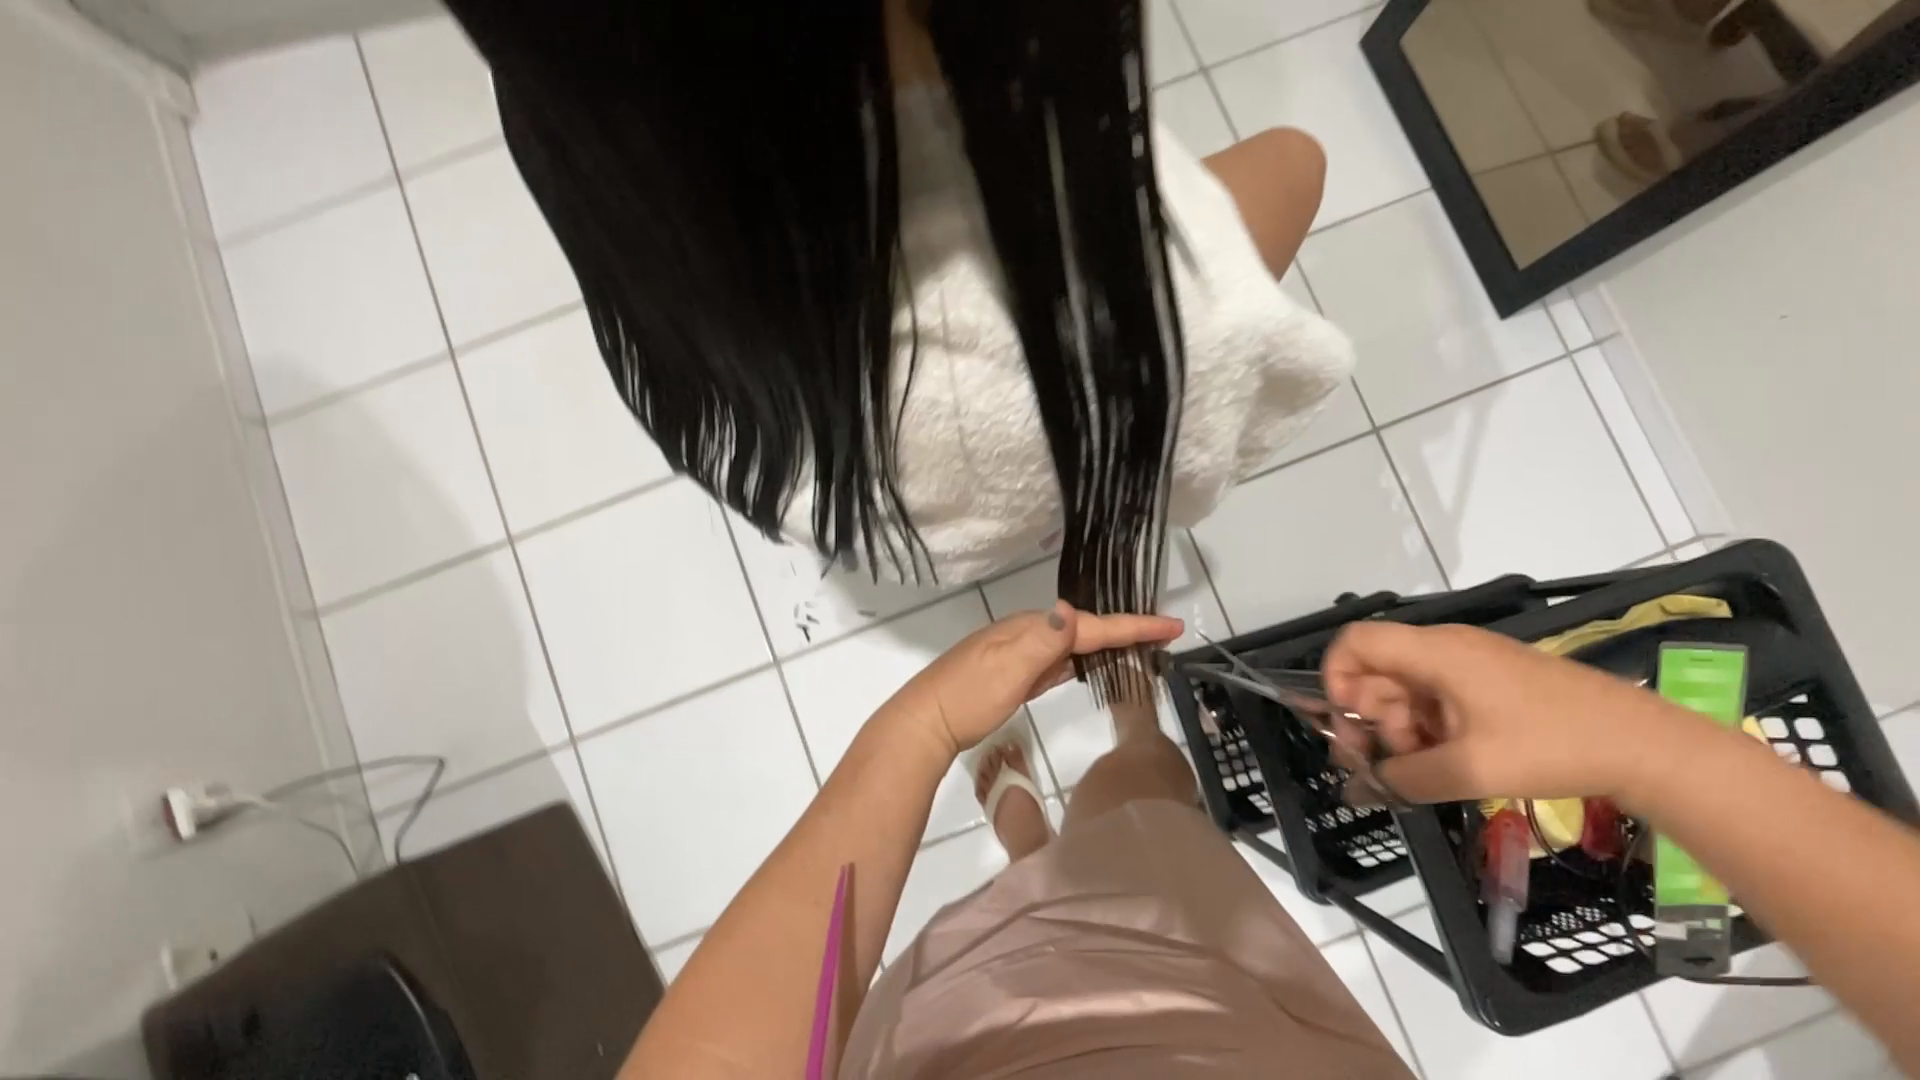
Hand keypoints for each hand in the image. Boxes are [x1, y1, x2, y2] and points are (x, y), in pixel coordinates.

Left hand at [897, 601, 1183, 758]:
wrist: (926, 722)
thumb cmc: (968, 698)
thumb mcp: (1008, 669)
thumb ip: (1042, 641)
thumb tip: (1071, 609)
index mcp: (1031, 630)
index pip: (1090, 624)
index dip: (1131, 626)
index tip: (1170, 626)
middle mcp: (1027, 634)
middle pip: (1085, 628)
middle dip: (1124, 630)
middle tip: (1163, 635)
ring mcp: (1019, 653)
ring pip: (1072, 643)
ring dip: (1105, 644)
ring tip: (1138, 647)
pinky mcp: (1014, 674)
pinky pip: (1057, 660)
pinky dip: (1080, 660)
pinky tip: (1086, 666)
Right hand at [1321, 621, 1694, 806]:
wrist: (1646, 746)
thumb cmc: (1552, 746)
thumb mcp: (1471, 769)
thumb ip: (1406, 777)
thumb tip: (1367, 786)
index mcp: (1436, 652)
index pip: (1356, 642)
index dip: (1336, 677)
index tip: (1348, 723)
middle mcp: (1447, 647)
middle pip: (1378, 670)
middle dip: (1370, 716)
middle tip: (1385, 760)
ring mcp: (1472, 662)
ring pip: (1406, 687)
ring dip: (1401, 727)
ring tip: (1425, 766)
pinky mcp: (1492, 680)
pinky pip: (1437, 695)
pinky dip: (1429, 726)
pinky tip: (1448, 758)